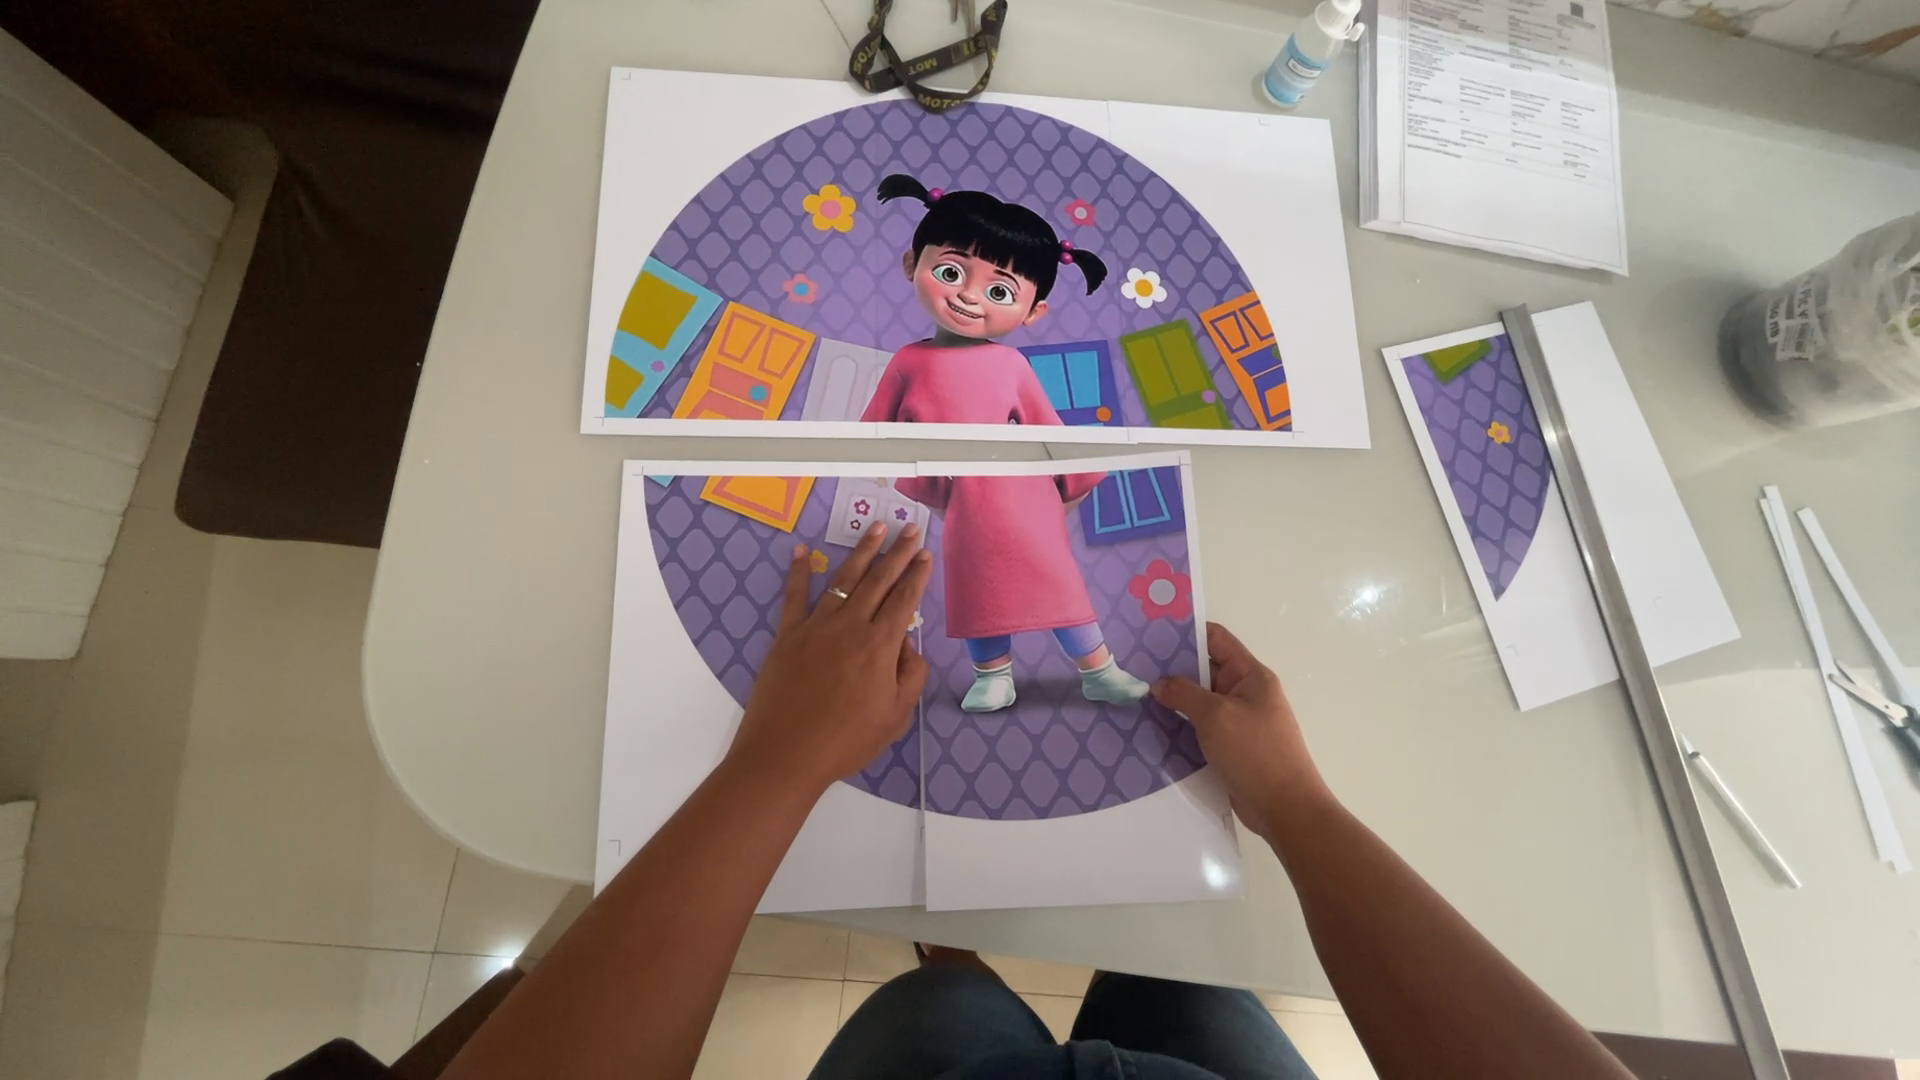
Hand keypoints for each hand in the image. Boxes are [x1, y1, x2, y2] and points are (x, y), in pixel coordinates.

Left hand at [726, 523, 932, 797]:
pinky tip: (802, 551)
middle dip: (897, 553)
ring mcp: (816, 626)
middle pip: (879, 580)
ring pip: (844, 579)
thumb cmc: (846, 741)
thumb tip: (908, 645)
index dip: (917, 574)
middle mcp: (851, 626)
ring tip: (876, 528)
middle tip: (909, 529)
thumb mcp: (896, 717)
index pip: (904, 600)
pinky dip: (798, 572)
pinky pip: (795, 596)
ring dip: (862, 551)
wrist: (786, 755)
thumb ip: (911, 676)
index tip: (925, 554)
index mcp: (880, 645)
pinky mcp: (788, 635)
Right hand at [1151, 622, 1331, 840]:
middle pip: (1204, 668)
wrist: (1286, 810)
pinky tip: (1152, 724)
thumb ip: (1184, 693)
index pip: (1216, 639)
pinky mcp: (1230, 745)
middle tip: (1133, 664)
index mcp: (1251, 675)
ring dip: (1173, 697)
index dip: (1186, 631)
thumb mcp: (1216, 716)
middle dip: (1171, 666)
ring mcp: (1238, 720)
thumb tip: (1159, 685)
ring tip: (1135, 692)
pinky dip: (1180, 723)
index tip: (1151, 630)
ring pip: (1199, 699)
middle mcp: (1245, 693)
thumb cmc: (1255, 753)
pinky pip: (1200, 725)